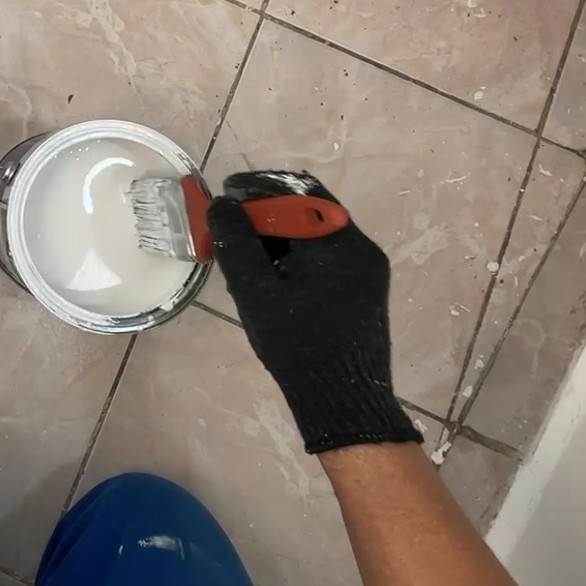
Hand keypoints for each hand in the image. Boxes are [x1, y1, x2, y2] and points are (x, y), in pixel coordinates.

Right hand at [208, 171, 420, 454]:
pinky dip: (291, 252)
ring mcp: (364, 269)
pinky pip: (321, 254)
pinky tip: (266, 271)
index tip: (225, 192)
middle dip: (264, 209)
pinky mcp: (360, 289)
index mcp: (338, 242)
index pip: (296, 190)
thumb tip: (221, 204)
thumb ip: (235, 240)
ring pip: (312, 231)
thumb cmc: (296, 341)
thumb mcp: (254, 288)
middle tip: (230, 221)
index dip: (257, 186)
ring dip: (276, 231)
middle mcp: (359, 247)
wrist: (341, 399)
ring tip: (242, 250)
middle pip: (307, 208)